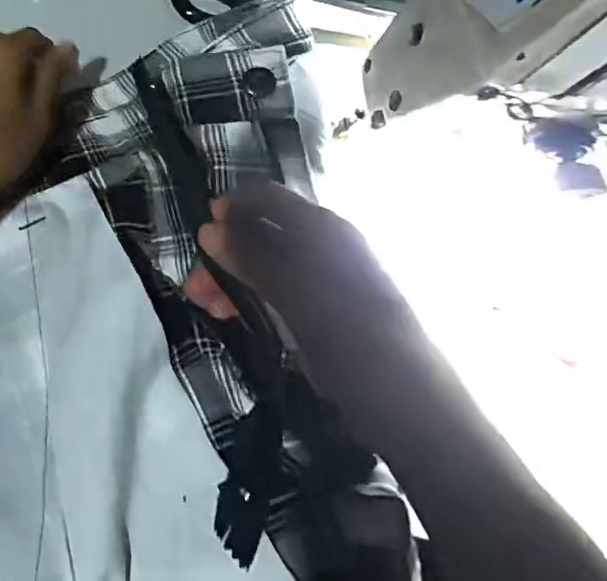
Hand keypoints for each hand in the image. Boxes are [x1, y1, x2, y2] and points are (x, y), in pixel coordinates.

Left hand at [0, 28, 76, 224]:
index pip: (38, 39)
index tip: (66, 85)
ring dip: (9, 77)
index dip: (56, 58)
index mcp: (3, 49)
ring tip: (18, 110)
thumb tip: (65, 46)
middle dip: (32, 66)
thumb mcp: (39, 114)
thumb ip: (53, 75)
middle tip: (44, 100)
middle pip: (12, 47)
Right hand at [184, 183, 423, 402]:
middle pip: (263, 234)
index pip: (268, 198)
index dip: (232, 206)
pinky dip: (255, 298)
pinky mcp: (327, 308)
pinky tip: (234, 317)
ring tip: (208, 309)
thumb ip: (251, 259)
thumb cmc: (351, 340)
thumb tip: (208, 229)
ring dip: (234, 280)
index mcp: (322, 228)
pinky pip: (282, 290)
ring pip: (268, 265)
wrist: (412, 407)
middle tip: (195, 288)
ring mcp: (327, 277)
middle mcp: (324, 245)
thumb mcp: (294, 297)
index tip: (201, 230)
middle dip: (226, 254)